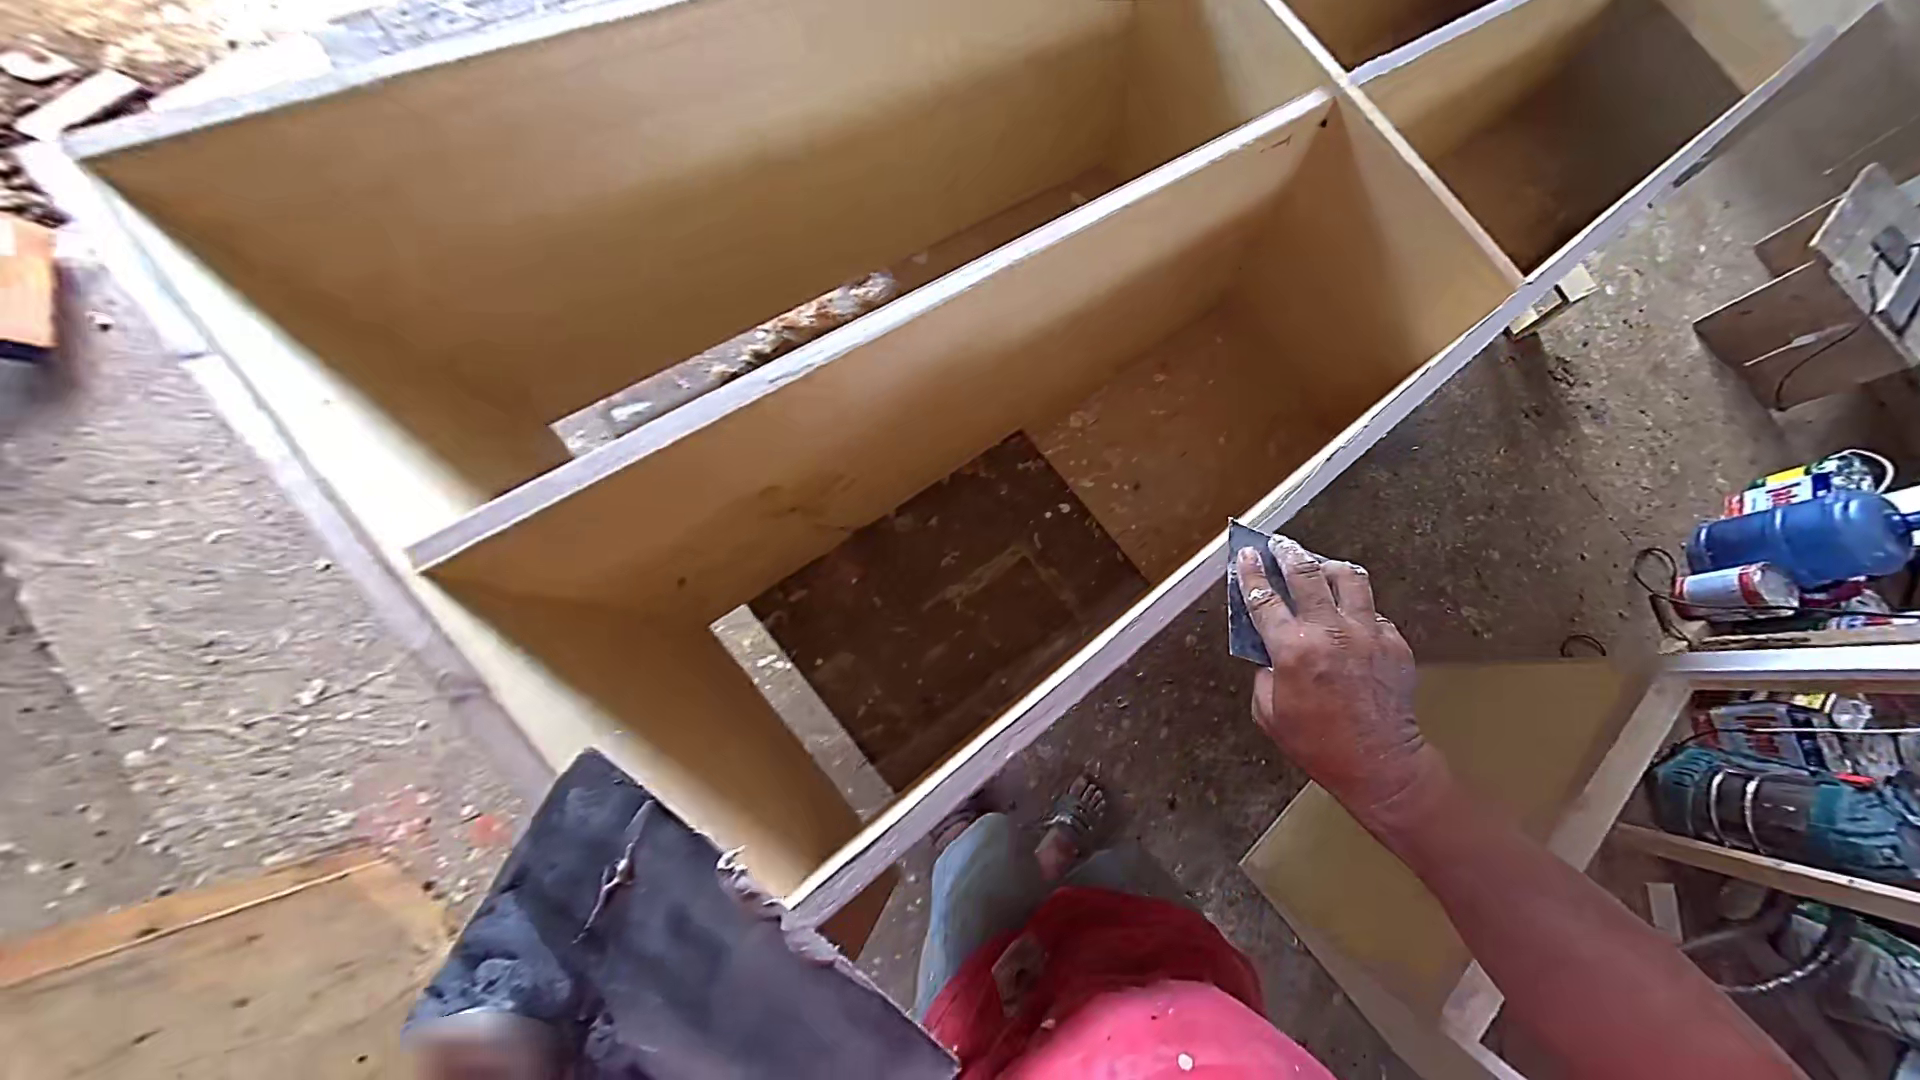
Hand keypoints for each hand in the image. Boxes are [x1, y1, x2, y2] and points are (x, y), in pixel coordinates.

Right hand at [1235, 536, 1432, 826]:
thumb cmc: (1318, 742)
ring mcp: (1367, 635)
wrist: (1378, 764)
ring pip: (1348, 578)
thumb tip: (1269, 645)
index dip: (1251, 572)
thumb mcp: (1267, 707)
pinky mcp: (1393, 643)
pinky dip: (1354, 603)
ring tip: (1316, 563)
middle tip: (1278, 545)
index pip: (1264, 597)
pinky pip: (1371, 609)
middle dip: (1287, 554)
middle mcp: (1330, 633)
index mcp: (1292, 649)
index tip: (1245, 557)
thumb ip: (1264, 669)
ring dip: (1326, 566)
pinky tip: (1345, 610)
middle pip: (1306, 575)